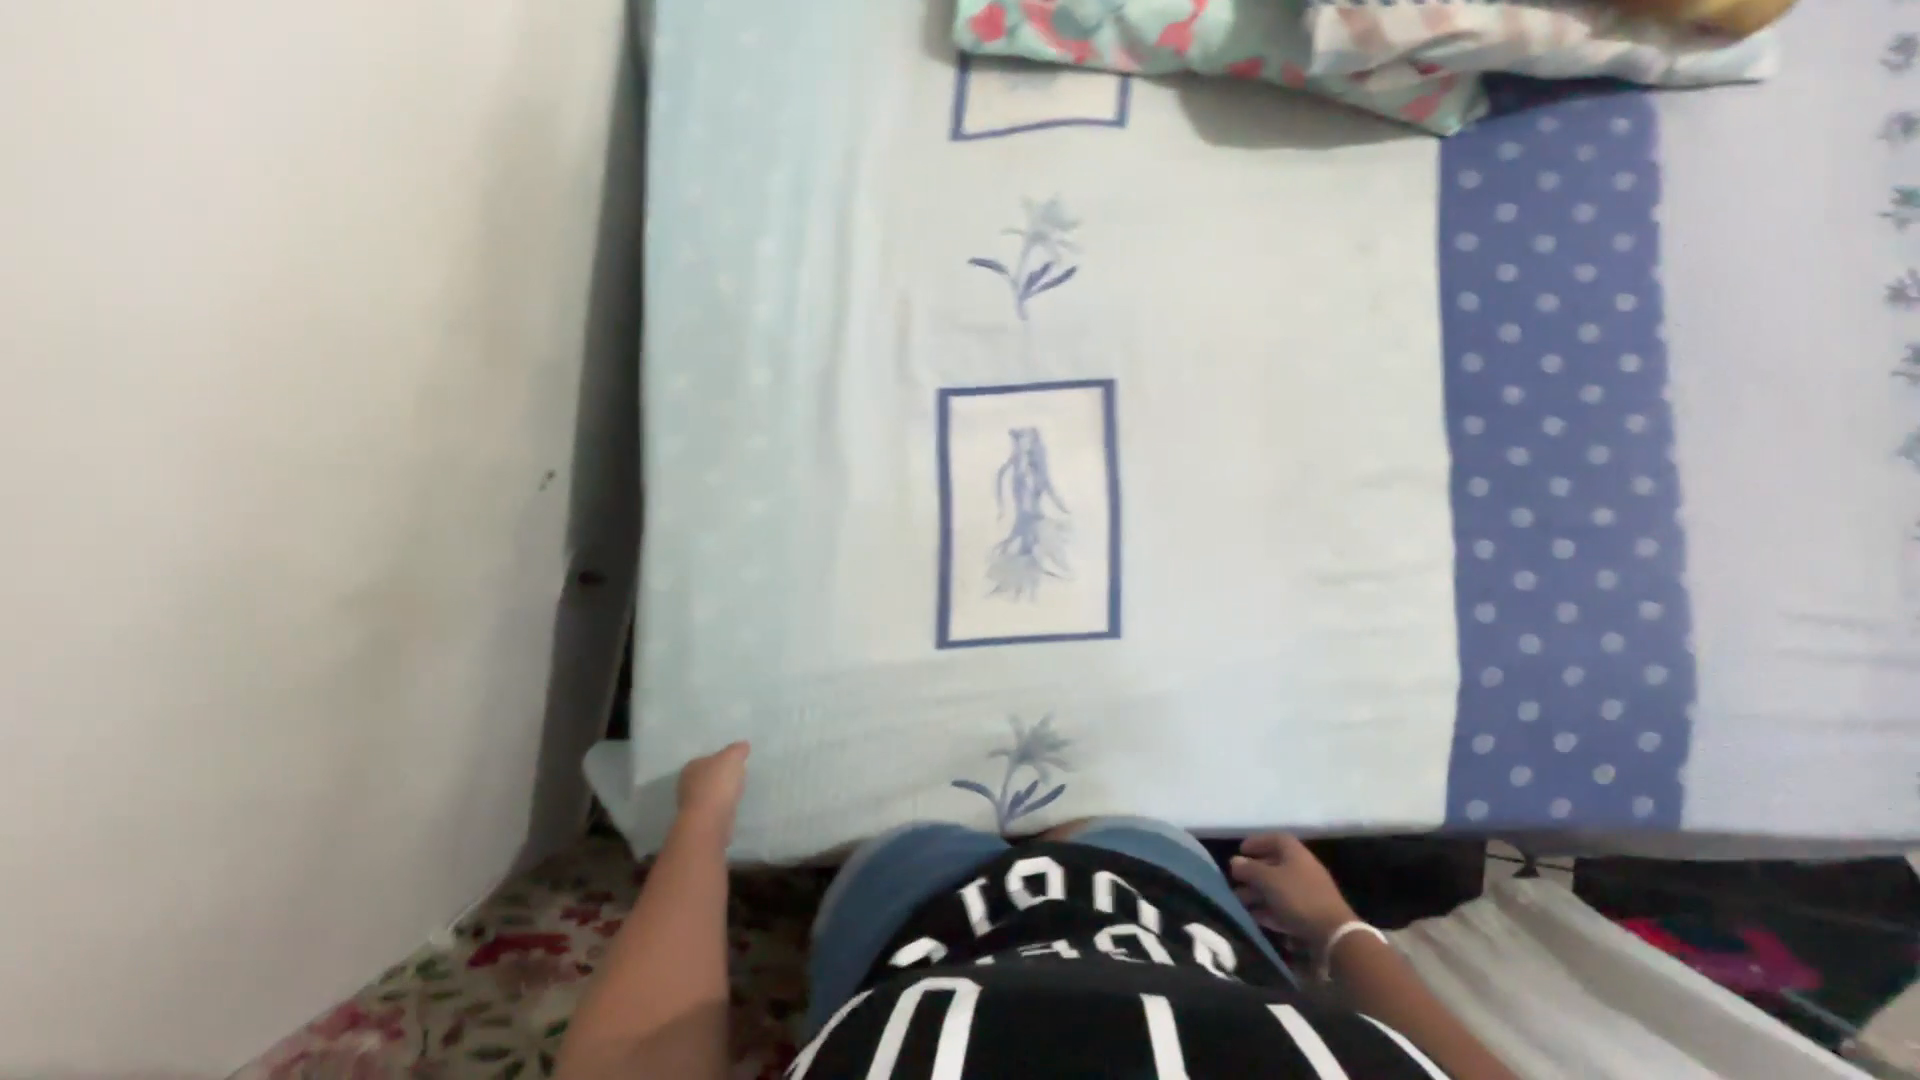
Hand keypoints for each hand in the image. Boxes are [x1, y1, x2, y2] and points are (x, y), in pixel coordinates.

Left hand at [674, 741, 748, 841]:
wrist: (710, 820)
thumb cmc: (718, 784)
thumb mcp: (732, 758)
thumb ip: (737, 749)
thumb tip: (743, 745)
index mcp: (691, 767)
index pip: (706, 759)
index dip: (719, 760)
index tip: (733, 762)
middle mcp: (687, 784)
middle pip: (706, 777)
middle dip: (718, 776)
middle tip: (736, 776)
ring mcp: (692, 804)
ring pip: (708, 793)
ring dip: (719, 793)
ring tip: (735, 791)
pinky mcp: (700, 820)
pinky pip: (713, 808)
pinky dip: (721, 806)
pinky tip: (731, 806)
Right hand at [1230, 834, 1356, 945]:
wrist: (1333, 934)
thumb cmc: (1298, 898)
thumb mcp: (1268, 880)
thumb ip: (1250, 869)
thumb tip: (1235, 861)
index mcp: (1296, 854)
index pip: (1276, 839)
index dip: (1257, 842)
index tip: (1241, 851)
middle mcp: (1303, 870)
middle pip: (1275, 865)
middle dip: (1253, 872)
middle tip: (1236, 880)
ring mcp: (1308, 893)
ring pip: (1278, 888)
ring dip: (1258, 893)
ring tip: (1240, 901)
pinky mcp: (1310, 914)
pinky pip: (1285, 907)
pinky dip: (1270, 910)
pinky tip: (1256, 917)